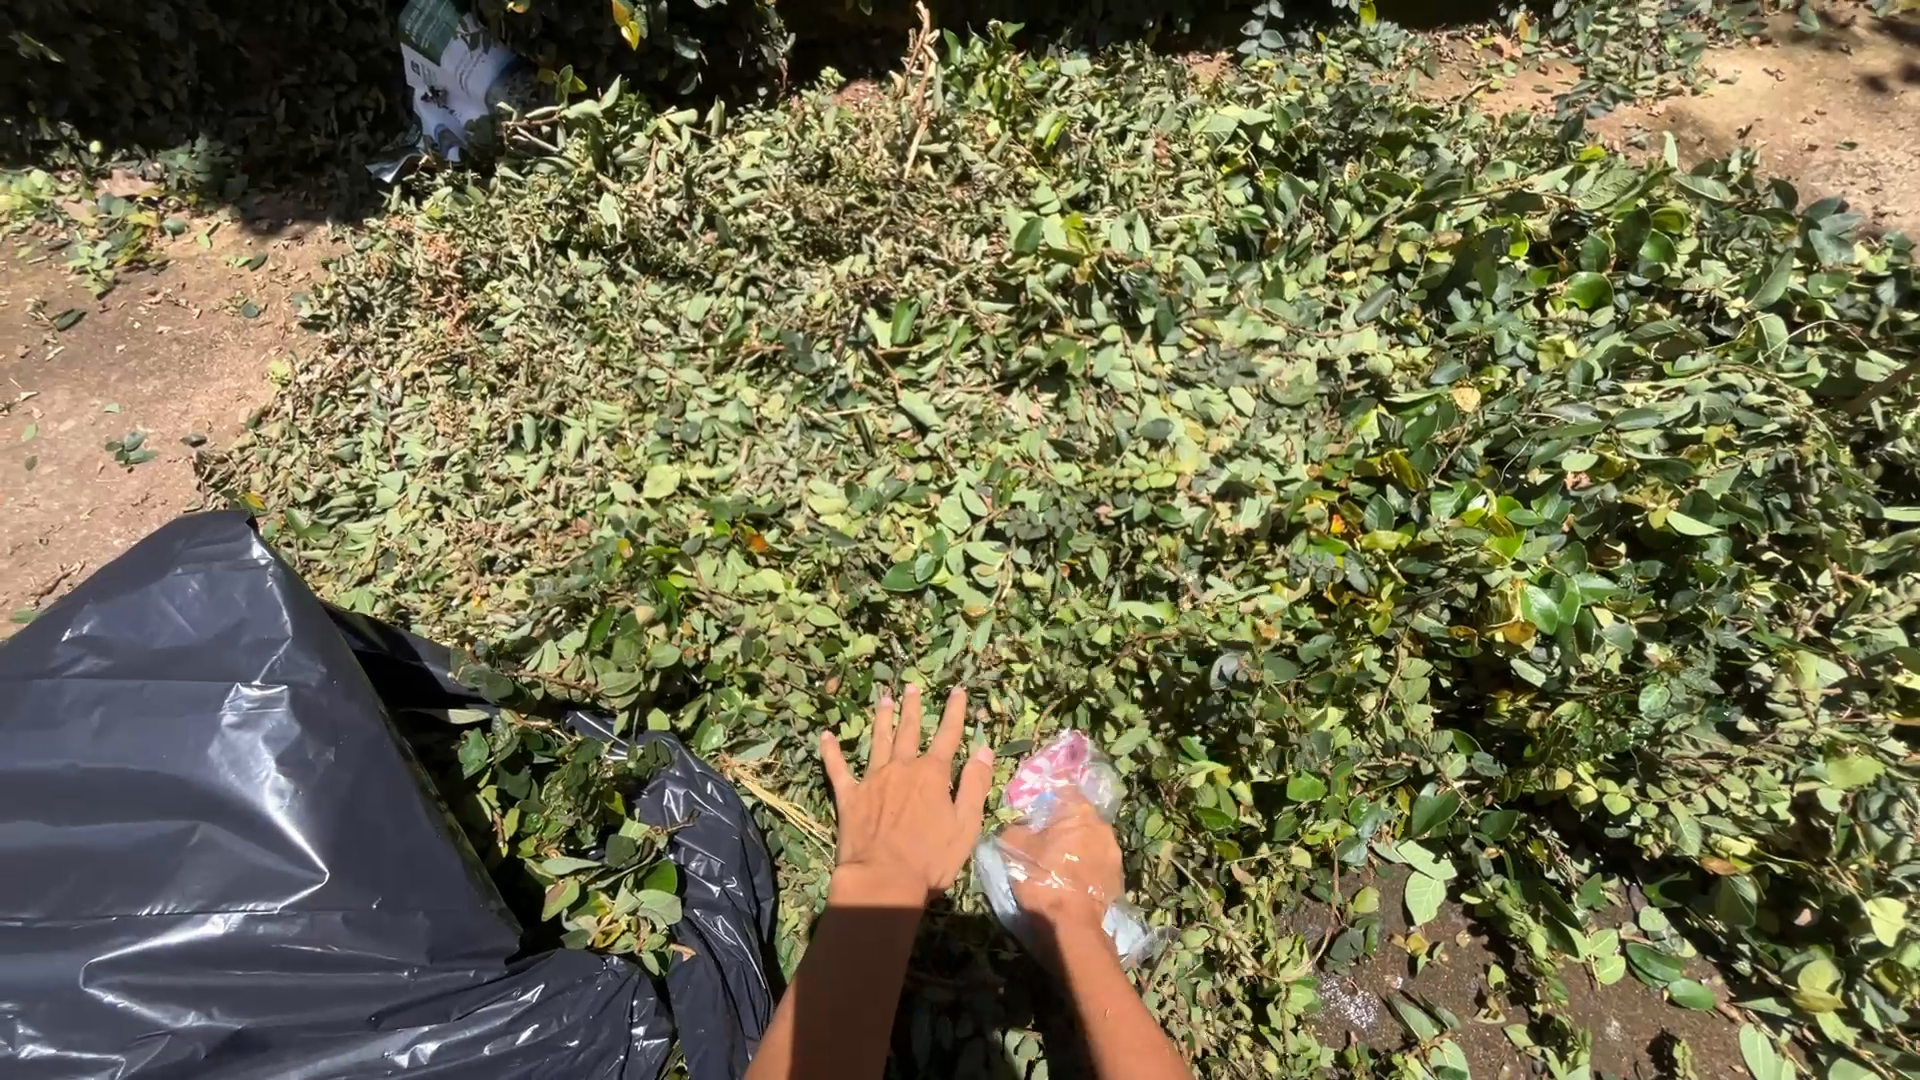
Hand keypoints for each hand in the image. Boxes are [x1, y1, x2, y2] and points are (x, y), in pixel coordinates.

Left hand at [820, 685, 994, 903]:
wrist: (883, 879)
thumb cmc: (931, 858)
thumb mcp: (966, 825)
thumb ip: (975, 785)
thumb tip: (983, 750)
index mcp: (932, 774)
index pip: (948, 735)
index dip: (955, 712)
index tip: (958, 691)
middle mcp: (902, 768)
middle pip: (909, 731)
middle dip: (912, 707)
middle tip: (911, 687)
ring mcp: (873, 779)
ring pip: (877, 740)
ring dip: (881, 718)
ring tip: (883, 698)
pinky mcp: (849, 796)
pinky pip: (837, 769)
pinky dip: (831, 752)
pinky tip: (826, 736)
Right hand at [997, 792, 1122, 932]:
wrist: (1071, 923)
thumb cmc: (1043, 877)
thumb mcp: (1015, 848)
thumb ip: (1015, 828)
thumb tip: (1018, 826)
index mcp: (1079, 812)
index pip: (1065, 792)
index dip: (1049, 800)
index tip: (1037, 812)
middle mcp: (1102, 826)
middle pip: (1079, 818)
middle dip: (1064, 826)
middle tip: (1046, 839)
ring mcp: (1114, 853)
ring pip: (1091, 841)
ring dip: (1078, 847)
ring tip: (1061, 863)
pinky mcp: (1118, 877)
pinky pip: (1099, 864)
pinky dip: (1088, 868)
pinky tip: (1074, 880)